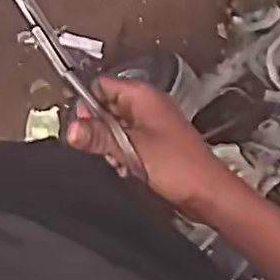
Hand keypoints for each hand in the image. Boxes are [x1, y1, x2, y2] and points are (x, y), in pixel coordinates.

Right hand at [67, 77, 234, 212]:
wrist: (208, 194)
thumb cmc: (181, 167)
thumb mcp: (129, 148)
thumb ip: (97, 136)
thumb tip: (71, 128)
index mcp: (142, 95)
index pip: (99, 86)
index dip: (87, 103)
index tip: (82, 123)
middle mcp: (146, 105)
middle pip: (104, 107)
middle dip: (97, 128)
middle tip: (102, 144)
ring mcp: (151, 124)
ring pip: (113, 127)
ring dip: (109, 144)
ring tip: (118, 158)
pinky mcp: (153, 143)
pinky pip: (125, 142)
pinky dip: (121, 154)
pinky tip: (126, 167)